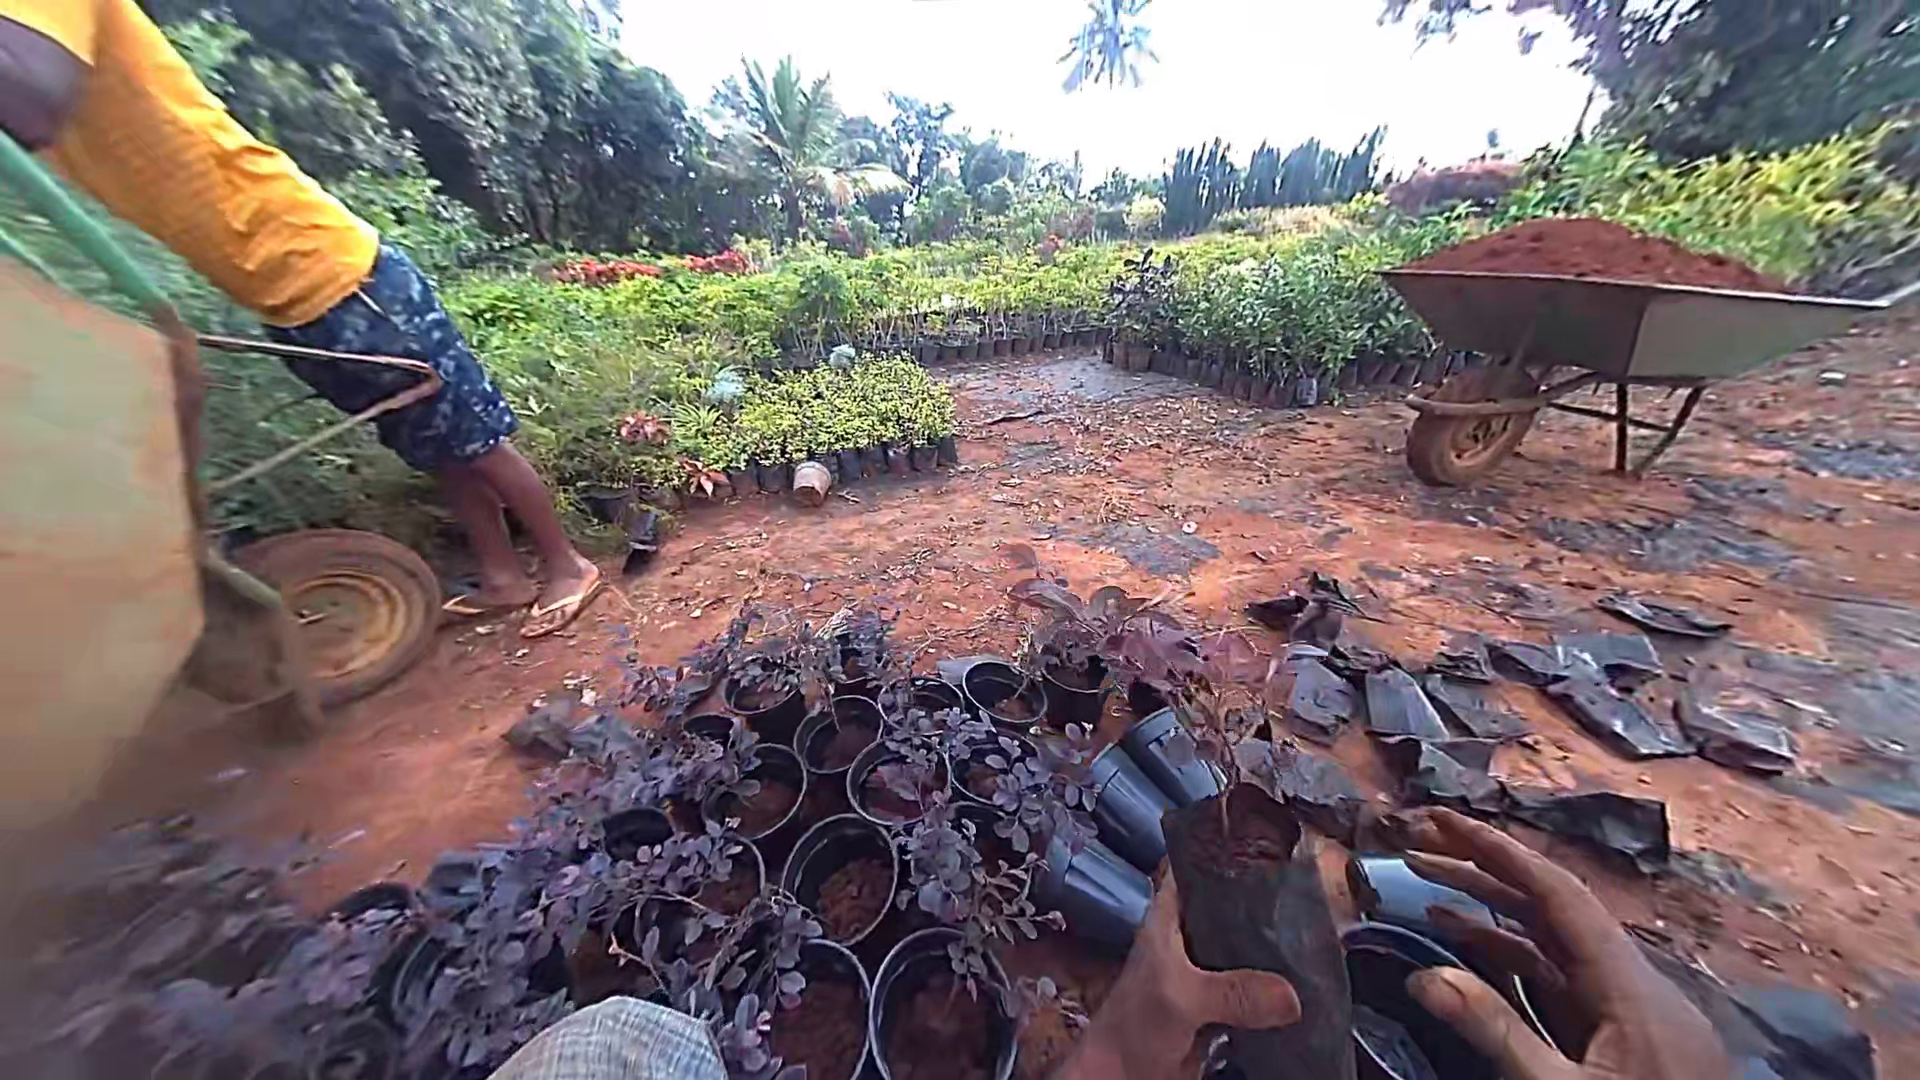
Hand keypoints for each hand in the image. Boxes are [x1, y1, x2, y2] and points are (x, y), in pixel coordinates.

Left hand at [1053, 875, 1300, 1079]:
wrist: (1127, 1072)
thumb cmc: (1136, 1021)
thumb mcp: (1182, 997)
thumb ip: (1232, 993)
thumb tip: (1291, 993)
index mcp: (1168, 917)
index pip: (1191, 869)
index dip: (1217, 854)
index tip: (1257, 845)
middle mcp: (1186, 935)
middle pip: (1223, 907)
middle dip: (1255, 902)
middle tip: (1300, 895)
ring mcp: (1202, 970)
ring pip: (1238, 947)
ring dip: (1266, 947)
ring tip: (1309, 936)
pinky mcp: (1218, 1005)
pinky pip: (1249, 988)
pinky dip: (1270, 986)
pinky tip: (1300, 985)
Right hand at [1393, 808, 1730, 1079]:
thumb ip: (1498, 1033)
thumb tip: (1419, 974)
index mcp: (1636, 992)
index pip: (1557, 892)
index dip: (1494, 848)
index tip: (1437, 817)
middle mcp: (1633, 987)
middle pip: (1548, 903)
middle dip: (1478, 863)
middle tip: (1416, 838)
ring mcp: (1624, 1011)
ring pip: (1545, 931)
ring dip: (1482, 899)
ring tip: (1420, 877)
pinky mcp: (1612, 1033)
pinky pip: (1547, 967)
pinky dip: (1497, 942)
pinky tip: (1455, 936)